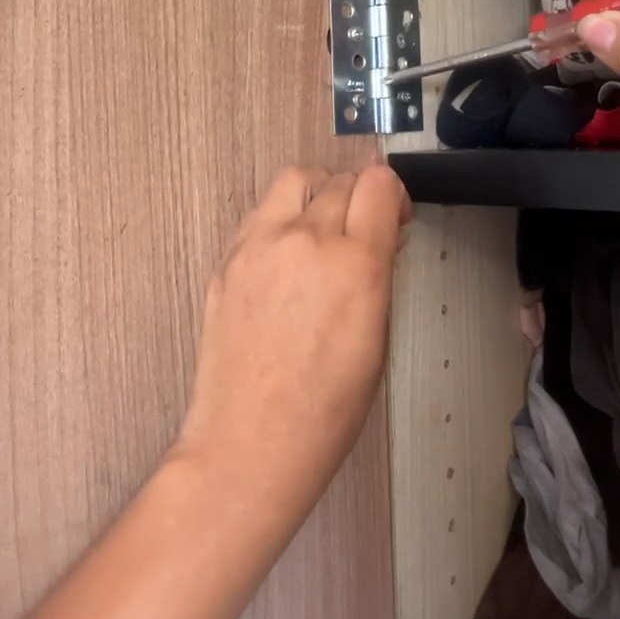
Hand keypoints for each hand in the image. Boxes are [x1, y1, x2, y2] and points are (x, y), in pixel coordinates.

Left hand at [173, 164, 410, 496]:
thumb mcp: (376, 337)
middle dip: (358, 195)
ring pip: (293, 180)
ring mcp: (258, 245)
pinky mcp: (227, 259)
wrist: (252, 440)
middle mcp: (305, 240)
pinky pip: (260, 213)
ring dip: (316, 192)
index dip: (391, 193)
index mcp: (355, 262)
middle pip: (339, 178)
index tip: (392, 214)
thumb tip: (381, 238)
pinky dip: (281, 218)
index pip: (377, 183)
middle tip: (361, 225)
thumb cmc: (325, 407)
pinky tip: (286, 254)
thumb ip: (377, 273)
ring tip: (321, 227)